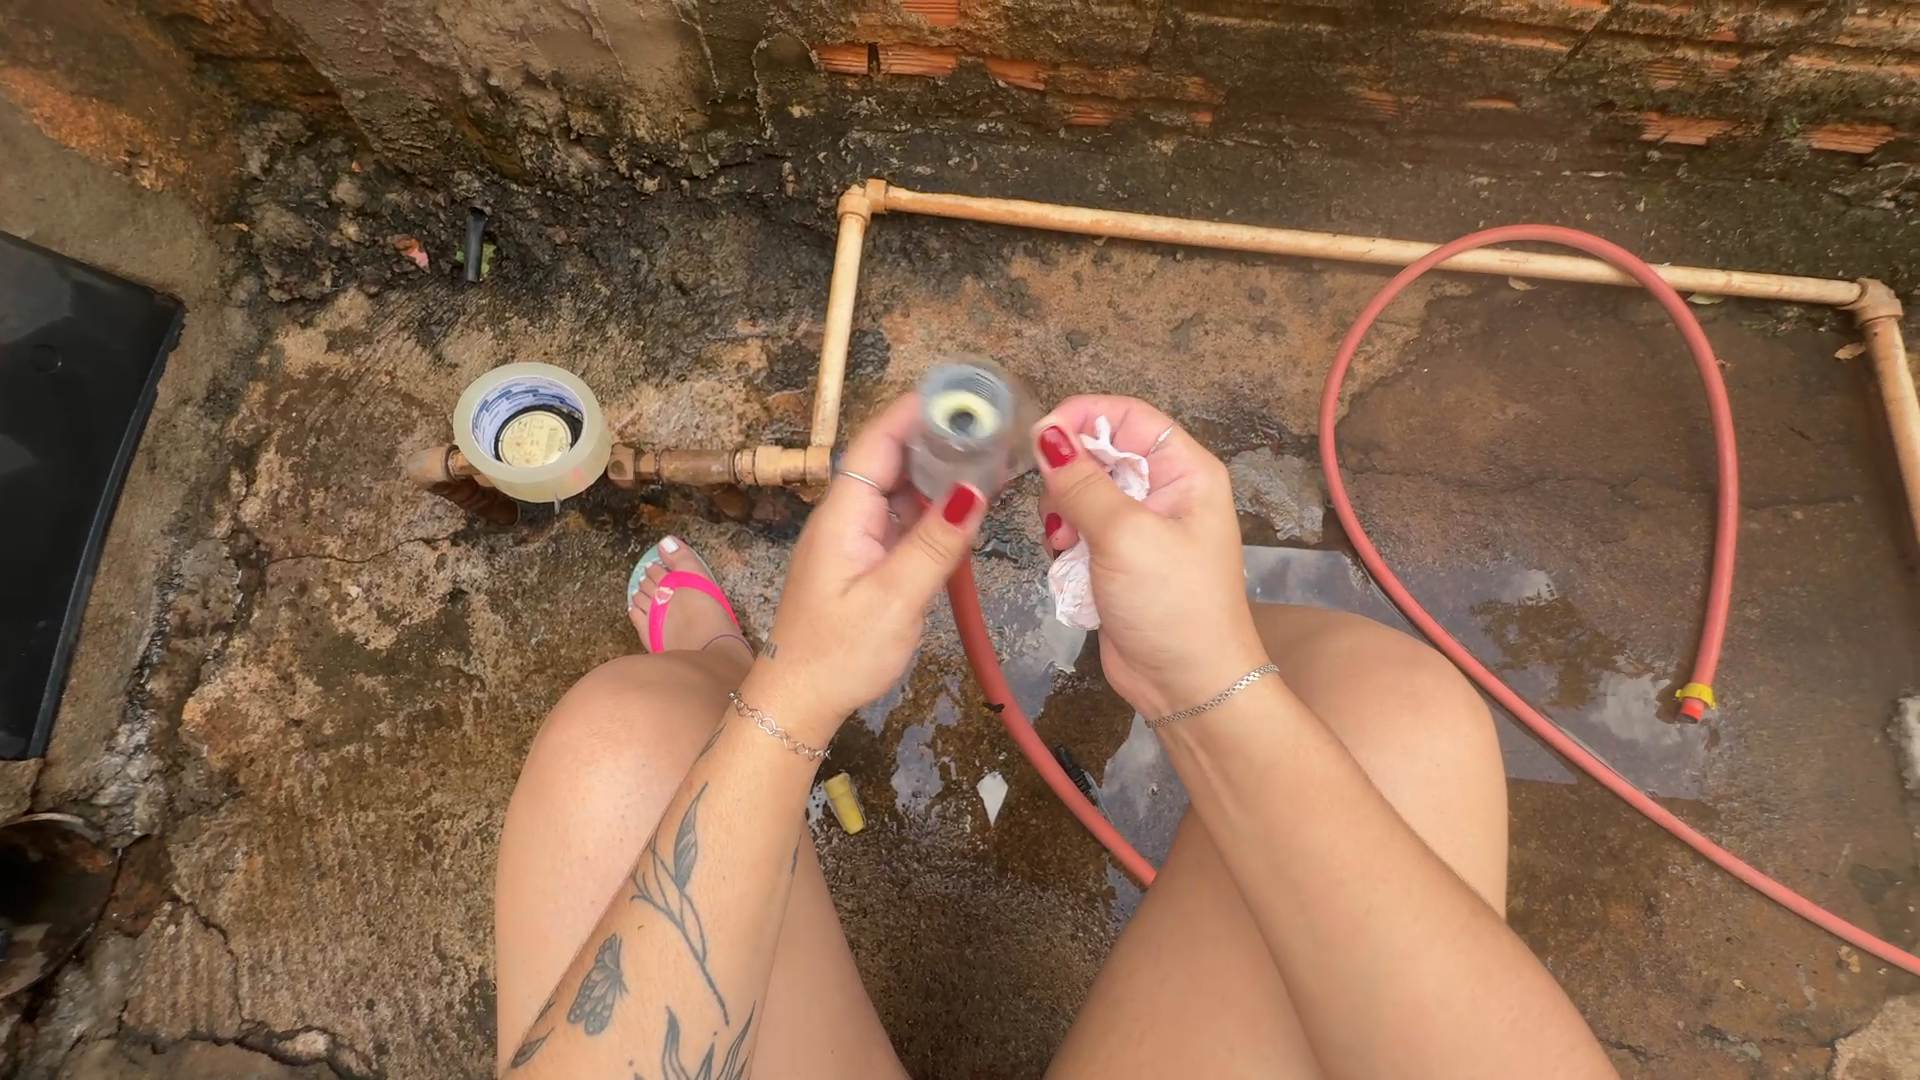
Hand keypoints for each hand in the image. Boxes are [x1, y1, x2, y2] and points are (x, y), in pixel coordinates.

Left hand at [741, 394, 988, 742]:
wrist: (800, 699)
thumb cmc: (840, 654)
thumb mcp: (894, 600)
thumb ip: (934, 545)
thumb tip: (976, 490)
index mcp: (844, 514)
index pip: (878, 442)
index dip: (917, 412)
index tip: (964, 398)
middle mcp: (848, 515)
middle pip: (891, 459)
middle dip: (938, 438)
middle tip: (992, 429)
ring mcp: (857, 536)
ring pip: (900, 489)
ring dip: (940, 473)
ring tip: (991, 459)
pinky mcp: (867, 558)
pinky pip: (903, 519)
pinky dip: (934, 508)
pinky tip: (966, 505)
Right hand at [1033, 396, 1268, 720]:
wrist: (1186, 685)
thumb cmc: (1171, 604)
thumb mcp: (1125, 536)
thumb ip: (1082, 483)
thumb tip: (1045, 434)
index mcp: (1184, 471)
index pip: (1128, 417)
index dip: (1082, 416)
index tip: (1038, 436)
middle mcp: (1163, 490)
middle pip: (1100, 453)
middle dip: (1068, 476)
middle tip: (1055, 508)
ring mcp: (1138, 525)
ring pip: (1081, 492)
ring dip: (1062, 513)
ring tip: (1063, 544)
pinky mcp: (1116, 557)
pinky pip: (1078, 529)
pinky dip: (1064, 541)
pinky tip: (1066, 563)